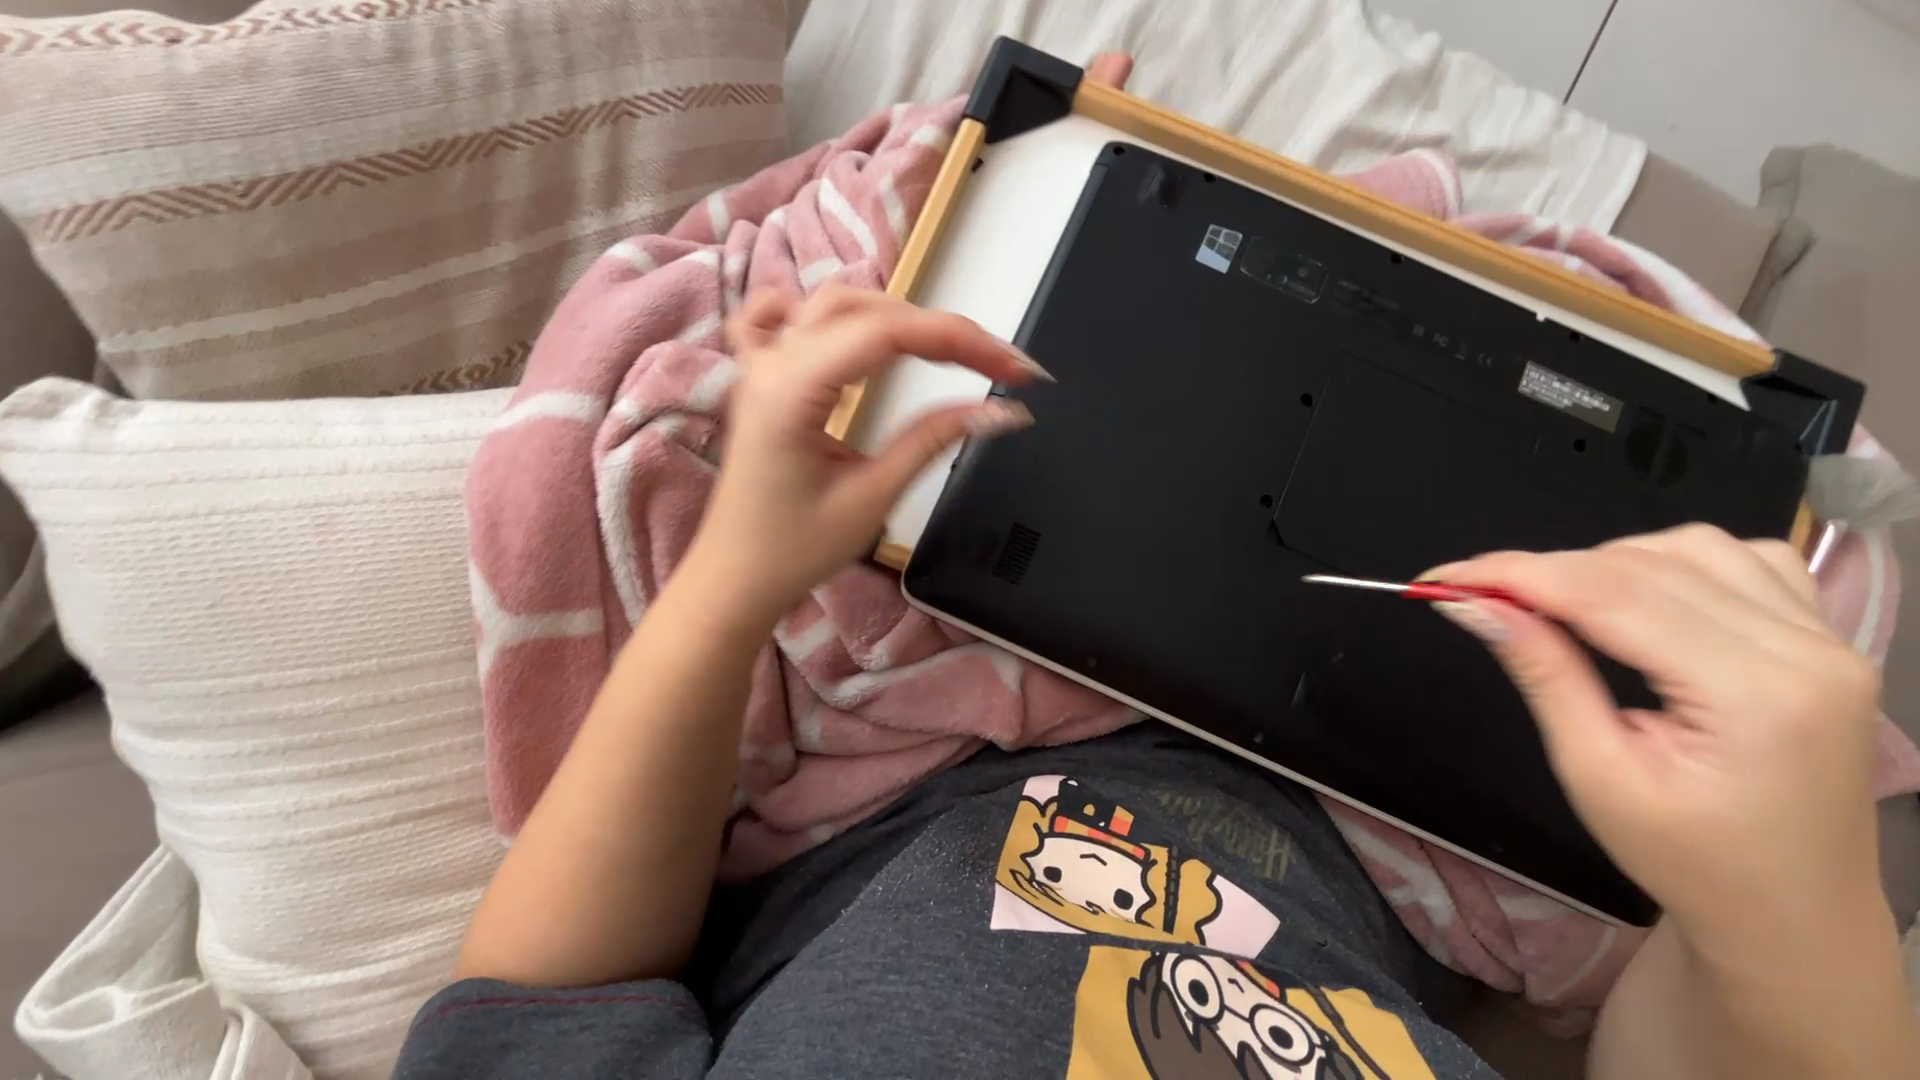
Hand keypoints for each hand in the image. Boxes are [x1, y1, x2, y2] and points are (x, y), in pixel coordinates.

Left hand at [680, 286, 1045, 624]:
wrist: (736, 578)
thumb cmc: (795, 550)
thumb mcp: (872, 497)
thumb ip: (932, 440)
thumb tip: (999, 411)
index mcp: (793, 391)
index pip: (889, 334)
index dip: (960, 340)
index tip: (1014, 368)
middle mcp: (772, 365)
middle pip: (868, 310)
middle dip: (940, 330)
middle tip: (996, 364)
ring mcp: (760, 367)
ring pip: (833, 305)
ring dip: (895, 316)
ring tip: (946, 350)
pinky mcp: (761, 381)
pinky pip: (781, 319)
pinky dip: (823, 314)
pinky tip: (849, 329)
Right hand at [1427, 525, 1885, 953]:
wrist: (1790, 911)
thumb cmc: (1687, 859)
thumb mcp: (1595, 772)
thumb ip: (1543, 673)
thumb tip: (1473, 605)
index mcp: (1753, 694)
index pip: (1608, 595)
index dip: (1512, 574)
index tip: (1438, 579)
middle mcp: (1805, 650)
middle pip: (1642, 564)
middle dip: (1541, 568)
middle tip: (1473, 594)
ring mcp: (1826, 638)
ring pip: (1690, 548)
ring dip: (1604, 561)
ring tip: (1553, 602)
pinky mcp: (1824, 638)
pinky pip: (1743, 558)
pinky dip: (1670, 560)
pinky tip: (1634, 593)